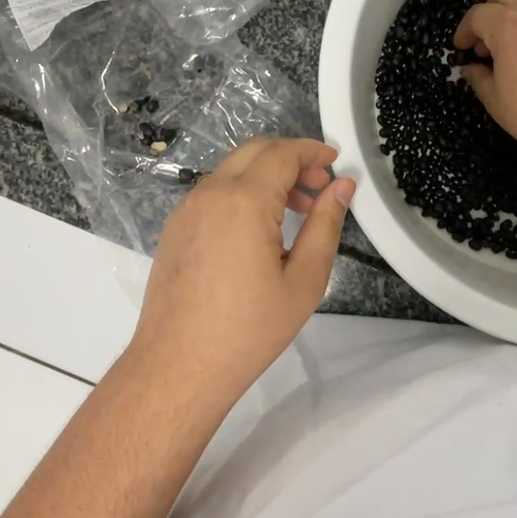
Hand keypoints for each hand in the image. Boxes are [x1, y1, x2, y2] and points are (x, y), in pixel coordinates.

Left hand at [129, 137, 354, 392]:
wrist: (178, 365)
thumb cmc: (248, 329)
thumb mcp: (303, 280)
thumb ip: (325, 225)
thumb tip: (342, 186)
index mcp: (244, 201)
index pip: (282, 154)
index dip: (312, 151)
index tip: (335, 162)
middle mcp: (209, 193)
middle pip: (254, 152)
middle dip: (290, 159)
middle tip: (319, 188)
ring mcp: (186, 210)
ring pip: (231, 170)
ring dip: (265, 177)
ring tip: (294, 214)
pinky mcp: (174, 229)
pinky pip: (212, 193)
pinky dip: (241, 194)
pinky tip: (259, 232)